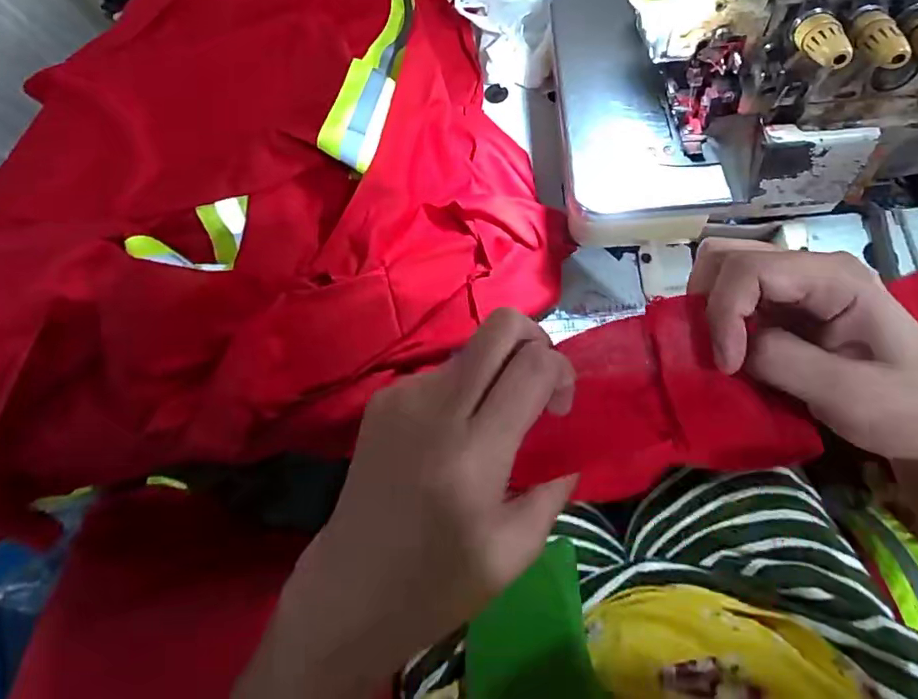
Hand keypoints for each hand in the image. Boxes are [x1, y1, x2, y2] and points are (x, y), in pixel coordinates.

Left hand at [234, 309, 579, 697]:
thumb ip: (554, 485)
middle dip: (536, 341)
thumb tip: (569, 437)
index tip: (559, 410)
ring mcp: (404, 395)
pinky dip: (464, 389)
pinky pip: (443, 371)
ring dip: (497, 370)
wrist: (348, 591)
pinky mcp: (384, 396)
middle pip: (502, 326)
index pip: (534, 365)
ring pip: (473, 347)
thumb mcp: (517, 549)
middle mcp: (436, 408)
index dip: (562, 372)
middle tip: (539, 385)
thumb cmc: (439, 583)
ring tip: (490, 424)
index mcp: (474, 454)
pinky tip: (452, 435)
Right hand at [689, 239, 917, 491]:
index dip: (725, 311)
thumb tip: (733, 346)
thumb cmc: (910, 412)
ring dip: (711, 309)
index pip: (751, 268)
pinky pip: (739, 300)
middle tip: (713, 353)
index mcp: (834, 276)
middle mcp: (811, 268)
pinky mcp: (791, 310)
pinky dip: (722, 323)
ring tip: (721, 355)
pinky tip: (734, 357)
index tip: (727, 365)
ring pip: (728, 272)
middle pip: (730, 255)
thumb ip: (785, 361)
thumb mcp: (851, 396)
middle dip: (708, 300)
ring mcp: (800, 287)